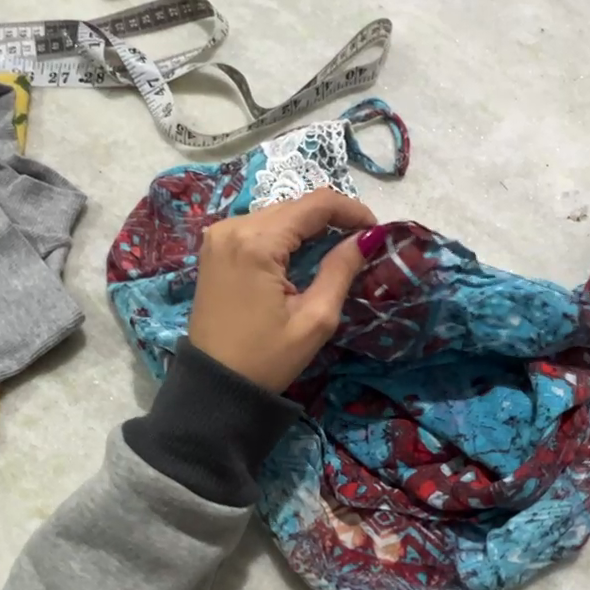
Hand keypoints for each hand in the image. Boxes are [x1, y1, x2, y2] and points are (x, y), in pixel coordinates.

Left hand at [188, 189, 383, 391]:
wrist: (214, 385)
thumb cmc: (266, 359)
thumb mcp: (314, 319)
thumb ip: (341, 270)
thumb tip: (368, 237)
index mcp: (257, 242)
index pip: (315, 204)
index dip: (351, 210)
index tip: (376, 230)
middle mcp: (232, 227)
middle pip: (294, 206)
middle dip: (330, 220)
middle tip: (360, 244)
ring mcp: (219, 237)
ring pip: (276, 215)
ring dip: (307, 228)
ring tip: (334, 252)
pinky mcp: (214, 250)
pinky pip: (257, 229)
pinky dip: (284, 237)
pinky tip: (301, 257)